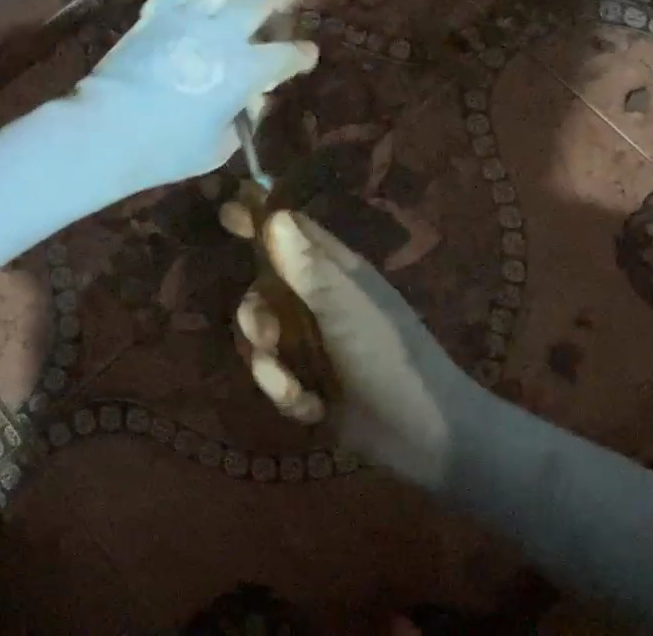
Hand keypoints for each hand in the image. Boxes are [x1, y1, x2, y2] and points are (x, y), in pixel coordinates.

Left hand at [78, 0, 318, 195]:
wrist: (108, 130)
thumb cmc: (166, 149)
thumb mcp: (217, 147)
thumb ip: (240, 121)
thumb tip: (248, 102)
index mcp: (246, 71)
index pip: (287, 56)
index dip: (302, 55)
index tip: (307, 55)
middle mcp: (223, 34)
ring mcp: (187, 18)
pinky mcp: (155, 14)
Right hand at [228, 209, 467, 488]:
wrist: (428, 439)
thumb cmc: (393, 359)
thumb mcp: (347, 308)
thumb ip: (308, 265)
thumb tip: (274, 215)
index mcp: (335, 272)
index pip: (290, 230)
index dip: (258, 219)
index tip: (224, 214)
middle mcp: (318, 301)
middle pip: (262, 288)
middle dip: (254, 313)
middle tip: (264, 333)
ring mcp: (311, 344)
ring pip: (261, 336)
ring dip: (267, 361)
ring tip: (291, 384)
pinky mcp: (307, 383)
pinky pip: (275, 377)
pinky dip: (286, 393)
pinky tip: (312, 408)